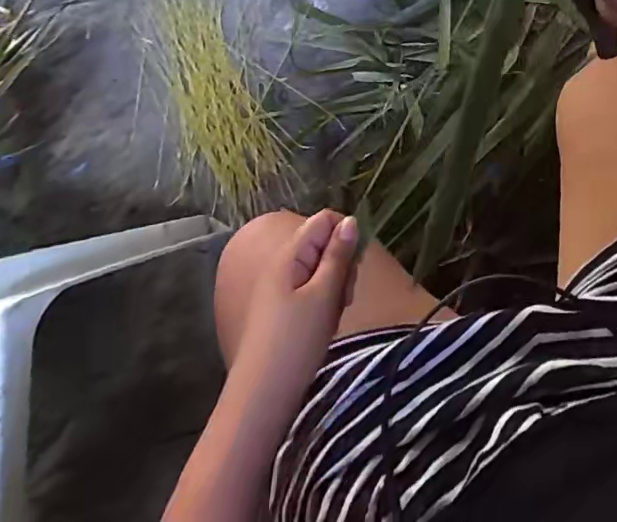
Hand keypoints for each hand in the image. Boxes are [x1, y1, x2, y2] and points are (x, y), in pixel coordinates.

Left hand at [230, 210, 359, 388]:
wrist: (261, 397)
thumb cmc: (295, 342)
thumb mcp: (324, 295)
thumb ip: (338, 255)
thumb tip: (350, 220)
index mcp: (290, 254)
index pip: (324, 220)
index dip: (345, 234)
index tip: (355, 264)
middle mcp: (283, 264)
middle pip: (324, 243)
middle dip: (343, 264)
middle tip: (344, 296)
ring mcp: (281, 287)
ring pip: (321, 268)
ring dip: (336, 285)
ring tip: (335, 313)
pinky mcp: (282, 308)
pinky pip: (311, 289)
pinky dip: (325, 301)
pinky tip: (325, 323)